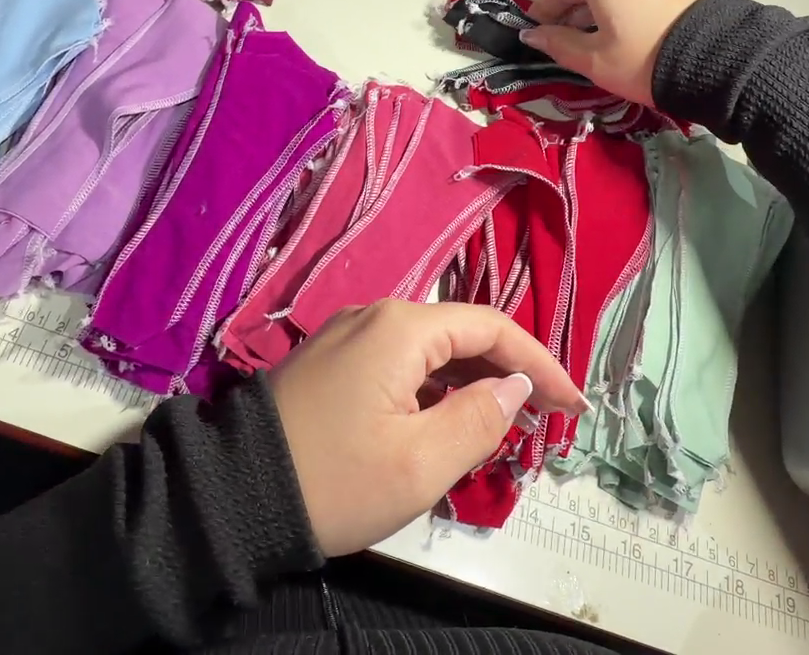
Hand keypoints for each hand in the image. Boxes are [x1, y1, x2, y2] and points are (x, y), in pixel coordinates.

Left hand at [266, 300, 586, 555]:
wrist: (234, 493)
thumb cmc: (335, 479)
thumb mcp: (420, 463)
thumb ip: (478, 419)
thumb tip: (513, 387)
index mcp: (399, 328)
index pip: (490, 328)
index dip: (539, 363)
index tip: (574, 406)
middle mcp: (374, 317)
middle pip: (460, 333)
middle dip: (509, 371)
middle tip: (549, 418)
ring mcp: (348, 337)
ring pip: (430, 350)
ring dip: (473, 381)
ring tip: (510, 424)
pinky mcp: (333, 362)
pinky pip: (400, 364)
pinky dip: (437, 388)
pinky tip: (453, 419)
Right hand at [520, 0, 714, 105]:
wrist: (722, 61)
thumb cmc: (644, 58)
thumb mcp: (594, 60)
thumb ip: (558, 44)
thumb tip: (532, 36)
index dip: (542, 10)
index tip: (534, 31)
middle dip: (571, 7)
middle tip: (564, 36)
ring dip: (599, 7)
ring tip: (598, 36)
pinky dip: (626, 5)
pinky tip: (630, 30)